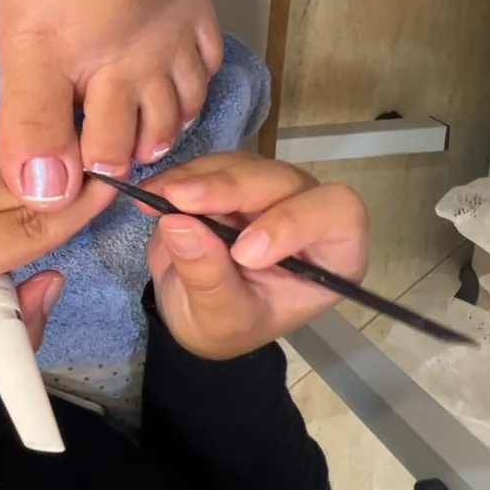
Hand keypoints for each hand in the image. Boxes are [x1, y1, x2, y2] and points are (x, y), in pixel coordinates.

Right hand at [139, 153, 367, 359]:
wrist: (190, 309)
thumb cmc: (223, 326)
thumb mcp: (219, 317)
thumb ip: (207, 277)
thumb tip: (179, 223)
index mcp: (328, 256)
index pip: (338, 216)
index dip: (293, 221)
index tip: (243, 252)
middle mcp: (304, 214)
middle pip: (281, 180)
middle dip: (229, 189)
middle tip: (179, 201)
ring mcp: (265, 193)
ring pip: (242, 164)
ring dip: (197, 178)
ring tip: (157, 198)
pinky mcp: (229, 180)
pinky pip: (208, 164)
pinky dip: (178, 175)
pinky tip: (152, 192)